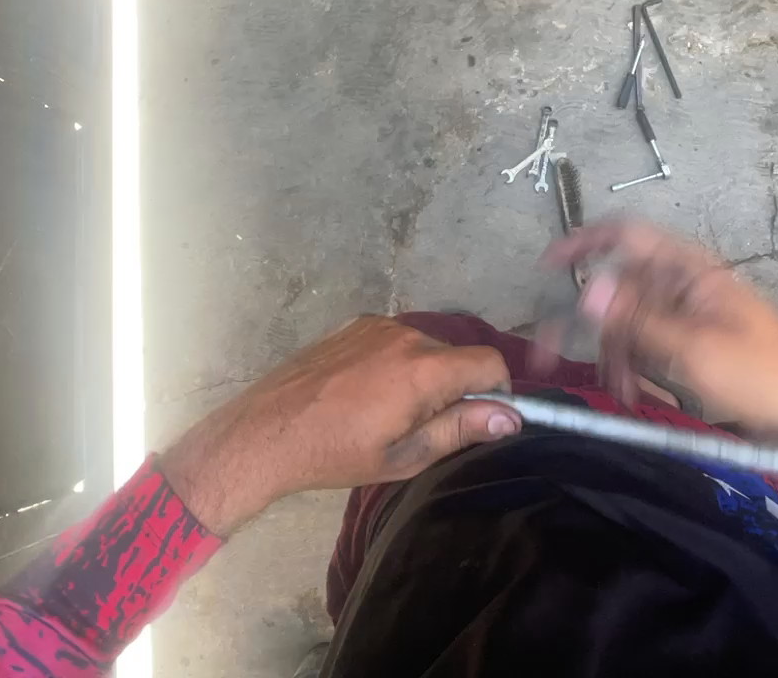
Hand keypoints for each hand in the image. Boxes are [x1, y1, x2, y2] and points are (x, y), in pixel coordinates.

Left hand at [158, 317, 519, 534]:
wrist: (267, 430)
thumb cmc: (338, 452)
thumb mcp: (405, 455)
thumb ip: (461, 428)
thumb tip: (510, 416)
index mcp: (424, 368)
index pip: (490, 363)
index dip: (497, 392)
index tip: (478, 419)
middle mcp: (406, 334)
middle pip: (456, 355)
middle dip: (454, 387)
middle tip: (421, 426)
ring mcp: (377, 324)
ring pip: (425, 347)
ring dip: (423, 374)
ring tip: (386, 410)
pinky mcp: (355, 323)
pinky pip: (395, 339)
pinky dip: (396, 360)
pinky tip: (365, 390)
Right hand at [543, 219, 777, 488]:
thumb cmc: (764, 377)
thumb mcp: (695, 349)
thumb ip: (637, 319)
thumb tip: (587, 290)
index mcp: (688, 270)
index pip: (627, 235)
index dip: (585, 241)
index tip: (549, 264)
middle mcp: (681, 285)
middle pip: (617, 288)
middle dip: (587, 322)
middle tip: (546, 350)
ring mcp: (683, 315)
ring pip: (625, 322)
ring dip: (611, 353)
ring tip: (614, 389)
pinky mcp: (685, 345)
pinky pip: (642, 345)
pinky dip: (630, 366)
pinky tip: (630, 393)